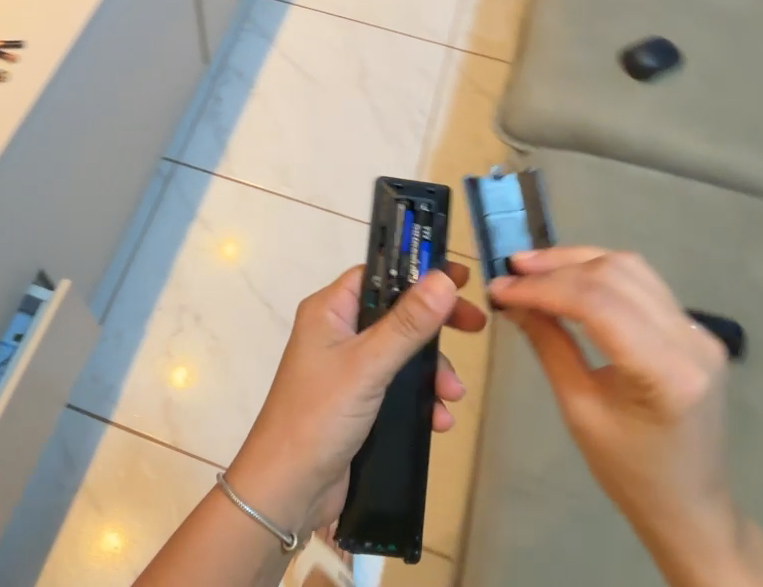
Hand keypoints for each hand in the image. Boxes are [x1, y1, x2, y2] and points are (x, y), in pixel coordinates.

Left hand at [226, 261, 486, 533]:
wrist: (288, 489)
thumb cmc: (320, 414)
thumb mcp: (369, 365)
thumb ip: (408, 323)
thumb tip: (443, 277)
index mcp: (330, 310)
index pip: (379, 274)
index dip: (418, 272)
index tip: (460, 278)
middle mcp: (337, 332)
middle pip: (397, 312)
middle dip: (435, 324)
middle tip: (474, 326)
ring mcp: (348, 368)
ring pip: (402, 353)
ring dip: (432, 371)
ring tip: (452, 396)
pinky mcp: (358, 402)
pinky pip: (398, 387)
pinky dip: (420, 399)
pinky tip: (438, 421)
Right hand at [490, 248, 762, 585]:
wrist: (690, 507)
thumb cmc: (629, 471)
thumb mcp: (578, 409)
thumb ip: (549, 344)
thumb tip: (512, 299)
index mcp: (665, 372)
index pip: (596, 303)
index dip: (543, 287)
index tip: (500, 286)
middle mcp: (690, 341)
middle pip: (616, 274)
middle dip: (557, 266)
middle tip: (512, 270)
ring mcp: (699, 333)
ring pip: (631, 268)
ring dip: (578, 261)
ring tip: (534, 268)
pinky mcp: (696, 331)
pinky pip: (644, 284)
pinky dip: (601, 275)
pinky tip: (570, 281)